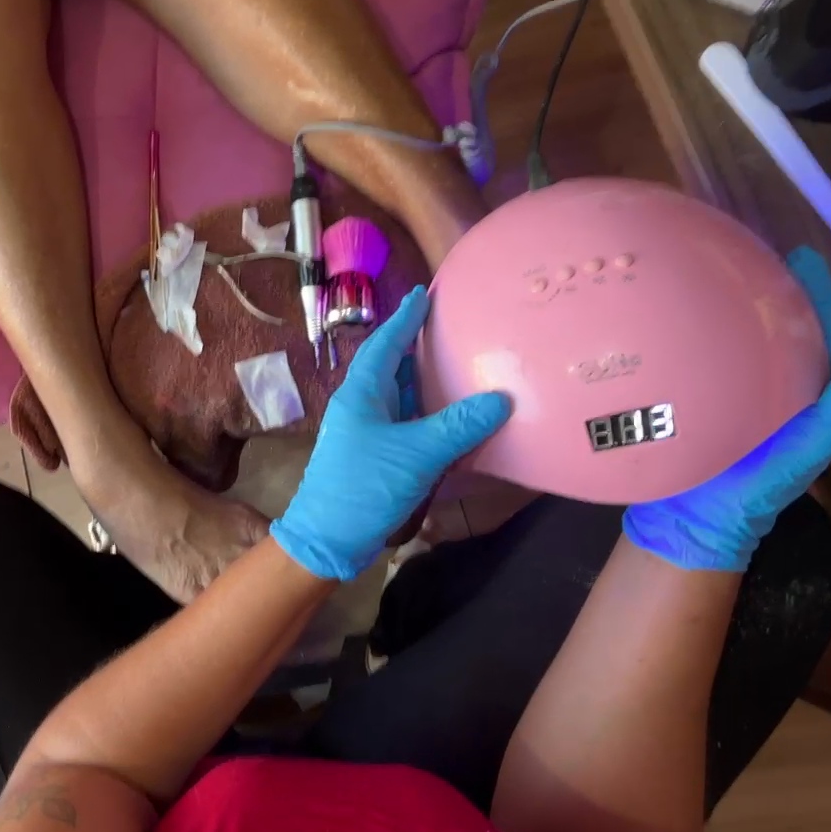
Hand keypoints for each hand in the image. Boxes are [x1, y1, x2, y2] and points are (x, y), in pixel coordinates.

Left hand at [272, 286, 510, 580]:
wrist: (328, 538)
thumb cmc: (364, 487)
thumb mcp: (416, 454)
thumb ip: (458, 425)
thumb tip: (501, 398)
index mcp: (361, 393)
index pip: (385, 344)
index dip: (405, 318)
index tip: (423, 293)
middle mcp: (362, 405)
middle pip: (392, 366)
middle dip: (418, 345)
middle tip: (451, 325)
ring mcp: (367, 431)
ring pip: (399, 395)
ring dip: (425, 381)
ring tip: (458, 362)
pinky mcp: (376, 455)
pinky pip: (406, 423)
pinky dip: (428, 414)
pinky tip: (451, 415)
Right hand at [623, 247, 830, 572]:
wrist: (682, 521)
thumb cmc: (751, 486)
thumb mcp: (813, 440)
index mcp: (806, 398)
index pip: (821, 336)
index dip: (820, 299)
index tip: (798, 257)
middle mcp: (769, 393)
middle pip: (778, 337)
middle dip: (770, 299)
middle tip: (744, 260)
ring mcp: (727, 399)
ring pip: (739, 348)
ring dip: (732, 316)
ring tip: (707, 280)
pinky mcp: (689, 405)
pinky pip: (699, 364)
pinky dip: (694, 341)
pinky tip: (672, 325)